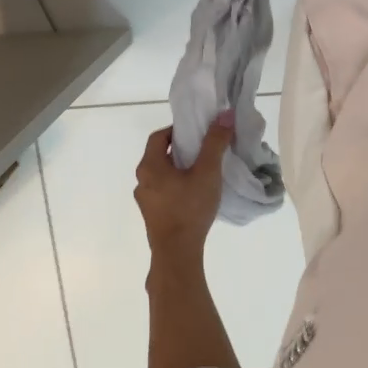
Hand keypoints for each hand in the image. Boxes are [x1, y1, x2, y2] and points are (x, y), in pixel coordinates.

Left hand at [134, 113, 234, 263]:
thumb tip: (225, 114)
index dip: (178, 129)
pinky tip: (197, 193)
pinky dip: (178, 185)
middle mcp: (142, 181)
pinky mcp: (153, 216)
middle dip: (182, 149)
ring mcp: (146, 200)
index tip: (198, 131)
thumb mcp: (207, 171)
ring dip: (180, 169)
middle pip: (160, 155)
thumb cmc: (190, 208)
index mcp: (150, 166)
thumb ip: (215, 142)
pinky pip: (165, 191)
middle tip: (205, 148)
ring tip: (204, 171)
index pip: (159, 136)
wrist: (177, 253)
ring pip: (163, 175)